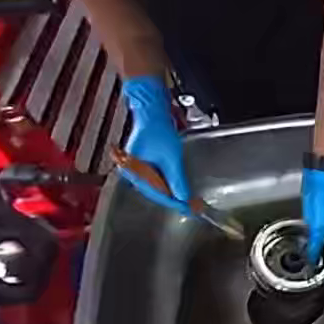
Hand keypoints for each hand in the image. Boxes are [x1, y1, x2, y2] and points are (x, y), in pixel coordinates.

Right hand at [119, 75, 189, 211]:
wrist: (152, 114)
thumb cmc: (158, 132)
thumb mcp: (172, 159)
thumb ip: (177, 180)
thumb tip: (184, 197)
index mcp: (134, 173)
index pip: (157, 195)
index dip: (175, 203)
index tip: (189, 209)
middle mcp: (132, 173)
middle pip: (156, 193)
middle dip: (174, 200)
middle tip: (191, 207)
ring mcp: (136, 169)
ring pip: (155, 188)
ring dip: (171, 193)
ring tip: (187, 200)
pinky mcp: (142, 164)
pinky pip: (155, 179)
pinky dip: (167, 184)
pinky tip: (177, 187)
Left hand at [301, 168, 323, 284]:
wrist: (319, 185)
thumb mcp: (318, 229)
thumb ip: (314, 246)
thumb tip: (310, 260)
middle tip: (317, 278)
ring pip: (323, 249)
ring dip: (317, 258)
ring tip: (309, 268)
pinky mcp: (318, 223)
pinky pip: (315, 240)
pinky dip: (311, 247)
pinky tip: (304, 250)